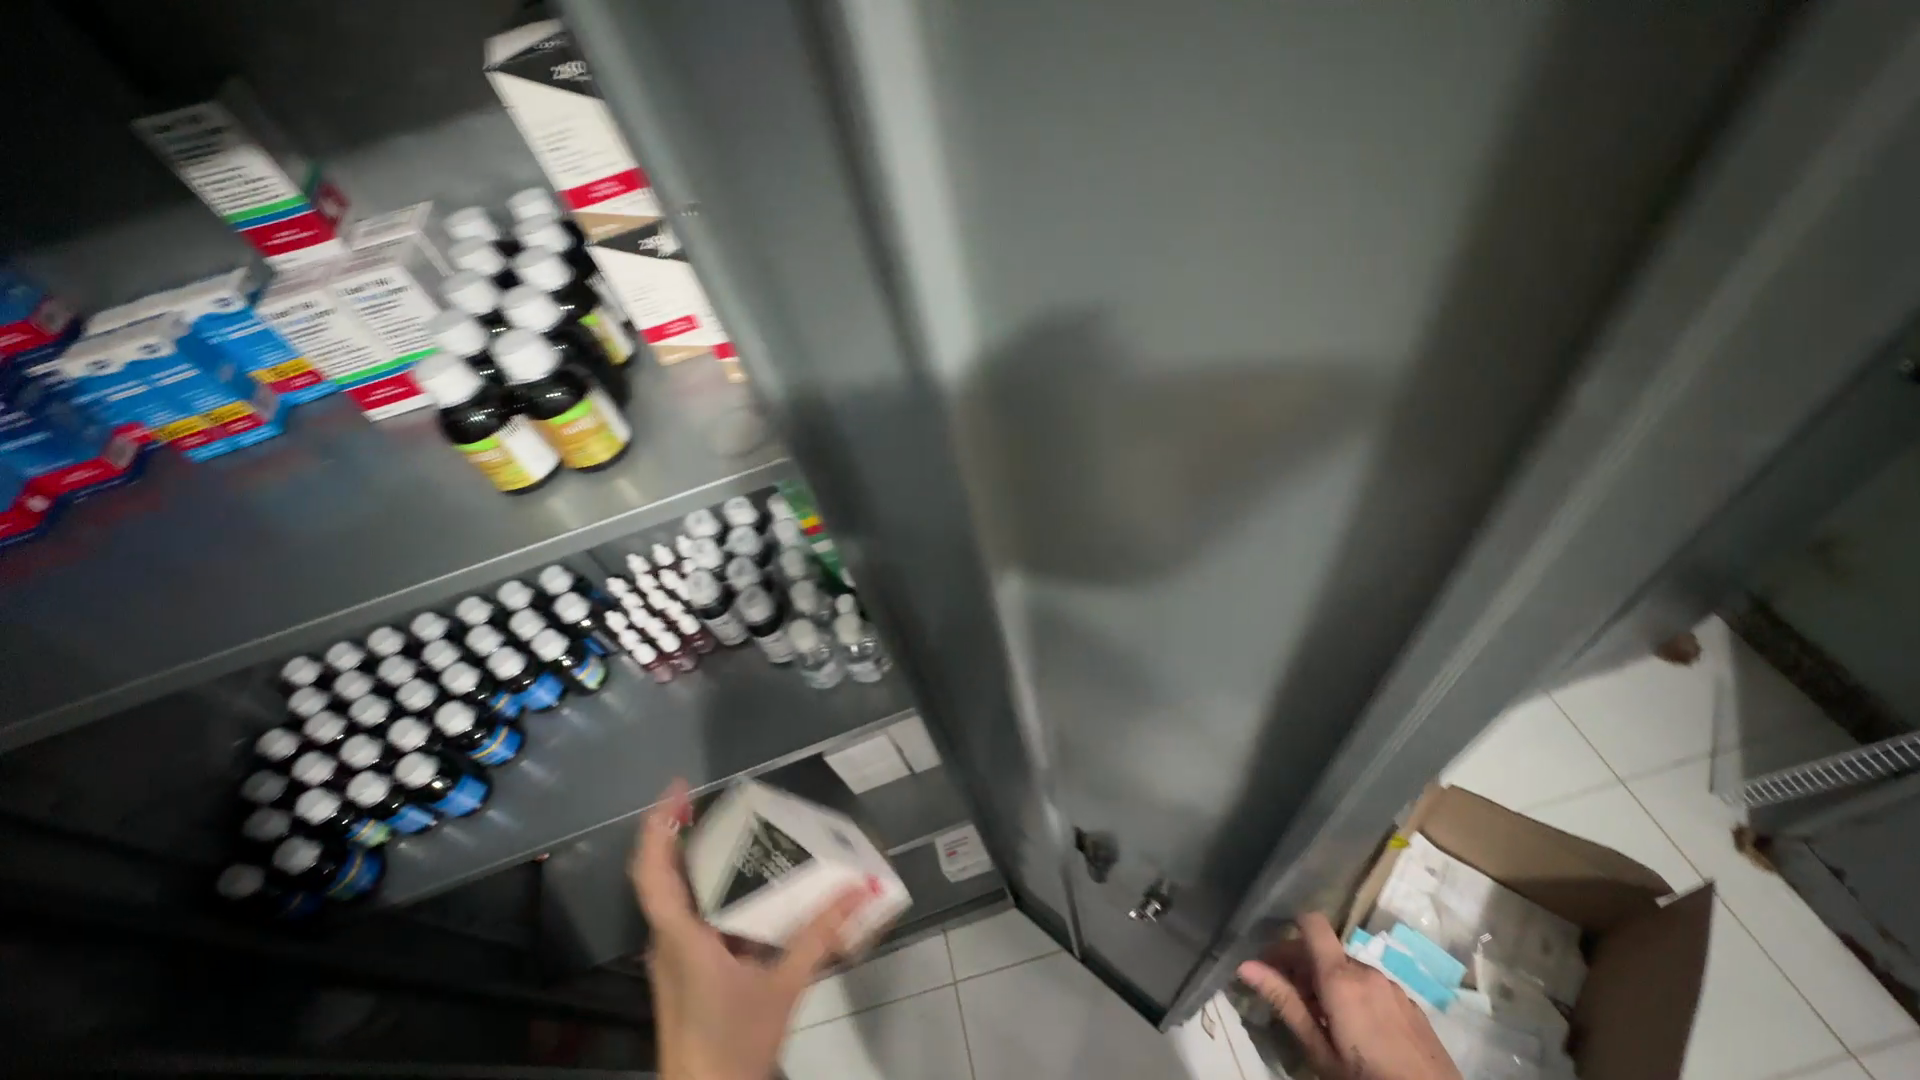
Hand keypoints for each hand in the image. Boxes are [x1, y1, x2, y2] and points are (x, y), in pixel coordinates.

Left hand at [631, 779, 871, 1079]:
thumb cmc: (732, 1044)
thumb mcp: (782, 988)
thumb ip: (820, 938)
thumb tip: (860, 890)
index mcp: (681, 937)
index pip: (653, 871)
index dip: (659, 826)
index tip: (679, 789)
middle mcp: (670, 940)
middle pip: (664, 875)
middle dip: (684, 833)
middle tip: (719, 803)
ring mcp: (677, 958)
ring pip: (679, 897)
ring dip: (699, 863)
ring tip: (739, 835)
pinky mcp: (688, 972)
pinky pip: (696, 918)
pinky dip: (716, 894)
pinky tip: (751, 893)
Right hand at [1238, 913, 1460, 1079]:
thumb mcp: (1318, 1049)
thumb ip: (1285, 1003)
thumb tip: (1245, 966)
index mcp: (1341, 978)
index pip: (1312, 924)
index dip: (1288, 932)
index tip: (1271, 961)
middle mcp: (1367, 972)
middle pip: (1325, 951)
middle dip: (1302, 968)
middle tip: (1289, 1002)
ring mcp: (1393, 988)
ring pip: (1348, 970)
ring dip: (1328, 984)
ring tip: (1323, 1023)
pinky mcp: (1410, 1006)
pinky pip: (1372, 987)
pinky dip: (1354, 996)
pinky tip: (1357, 1033)